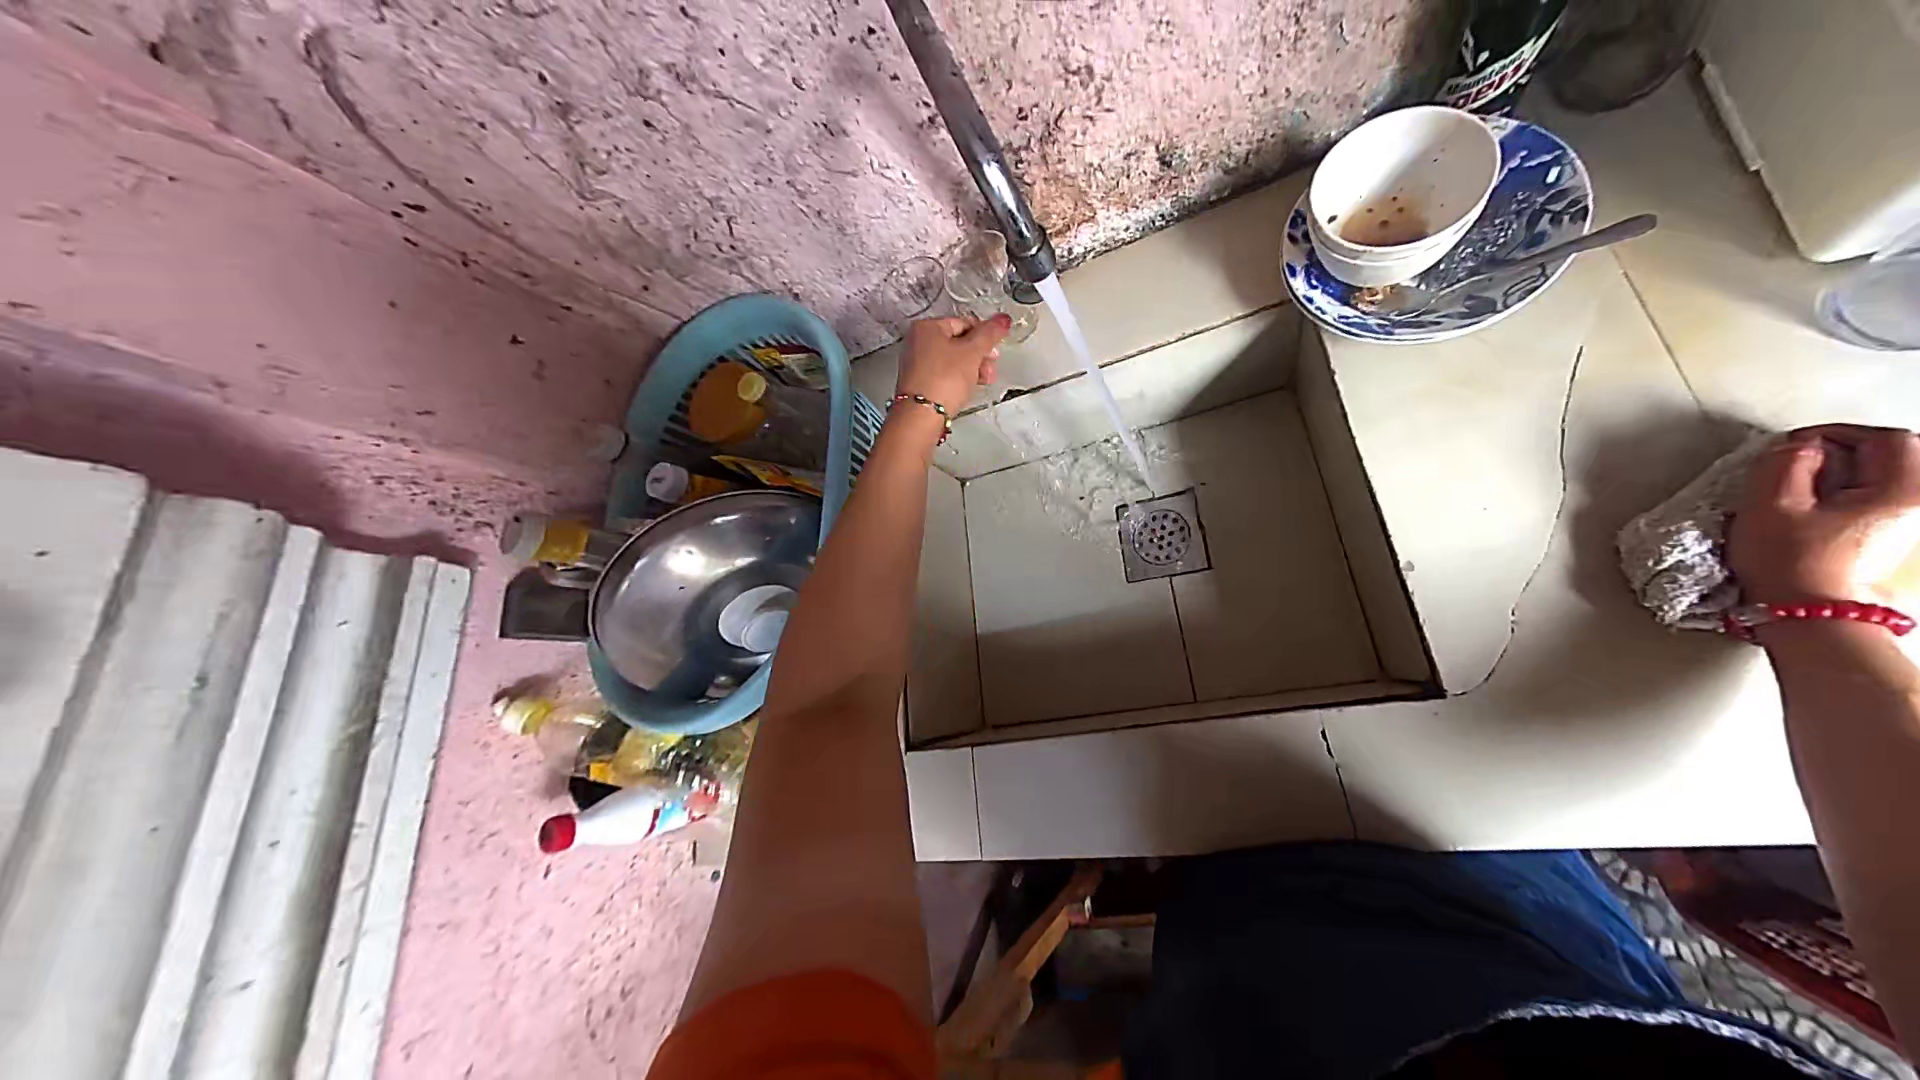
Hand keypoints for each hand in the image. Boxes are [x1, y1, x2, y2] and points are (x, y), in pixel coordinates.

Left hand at [893, 314, 1010, 414]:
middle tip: (988, 366)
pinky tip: (966, 389)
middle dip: (978, 356)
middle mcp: (917, 343)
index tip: (994, 347)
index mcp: (927, 327)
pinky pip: (944, 376)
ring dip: (972, 369)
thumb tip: (1001, 320)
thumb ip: (989, 333)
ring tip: (981, 380)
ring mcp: (917, 364)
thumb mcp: (973, 352)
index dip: (983, 335)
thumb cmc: (941, 381)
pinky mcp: (920, 384)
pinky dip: (958, 380)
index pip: (964, 322)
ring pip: (952, 360)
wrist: (922, 416)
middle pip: (958, 342)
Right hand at [1729, 425, 1919, 606]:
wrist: (1816, 619)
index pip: (1887, 439)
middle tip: (1806, 464)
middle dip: (1855, 454)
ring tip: (1815, 494)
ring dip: (1859, 480)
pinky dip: (1865, 504)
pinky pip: (1895, 512)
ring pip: (1899, 487)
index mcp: (1907, 491)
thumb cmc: (1792, 564)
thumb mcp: (1770, 507)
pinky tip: (1831, 519)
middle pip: (1904, 460)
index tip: (1796, 444)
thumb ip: (1785, 465)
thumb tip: (1799, 448)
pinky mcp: (1913, 551)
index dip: (1837, 434)